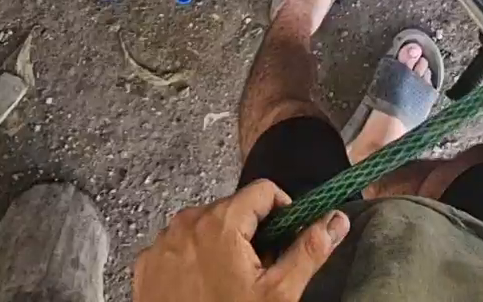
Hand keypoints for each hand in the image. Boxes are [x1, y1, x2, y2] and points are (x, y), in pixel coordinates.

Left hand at [132, 180, 349, 301]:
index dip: (282, 211)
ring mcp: (163, 242)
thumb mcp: (278, 295)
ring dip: (222, 242)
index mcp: (222, 222)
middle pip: (234, 208)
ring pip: (206, 224)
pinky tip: (201, 287)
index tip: (284, 238)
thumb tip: (336, 219)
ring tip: (229, 282)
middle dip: (251, 232)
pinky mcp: (146, 263)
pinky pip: (178, 244)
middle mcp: (188, 222)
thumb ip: (309, 250)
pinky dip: (193, 257)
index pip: (264, 191)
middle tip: (258, 271)